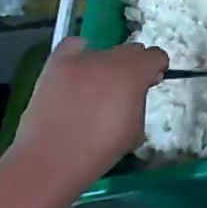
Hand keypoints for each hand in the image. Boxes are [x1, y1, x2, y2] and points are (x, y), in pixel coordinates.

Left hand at [5, 38, 167, 193]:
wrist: (49, 161)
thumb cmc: (99, 152)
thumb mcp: (135, 130)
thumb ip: (140, 102)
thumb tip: (138, 90)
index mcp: (133, 74)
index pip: (155, 56)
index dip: (156, 68)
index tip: (151, 82)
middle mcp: (109, 59)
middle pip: (131, 50)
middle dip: (134, 66)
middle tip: (126, 89)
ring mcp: (81, 59)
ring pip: (106, 50)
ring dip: (109, 65)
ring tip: (98, 87)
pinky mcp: (57, 63)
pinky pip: (75, 46)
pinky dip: (81, 54)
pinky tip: (79, 71)